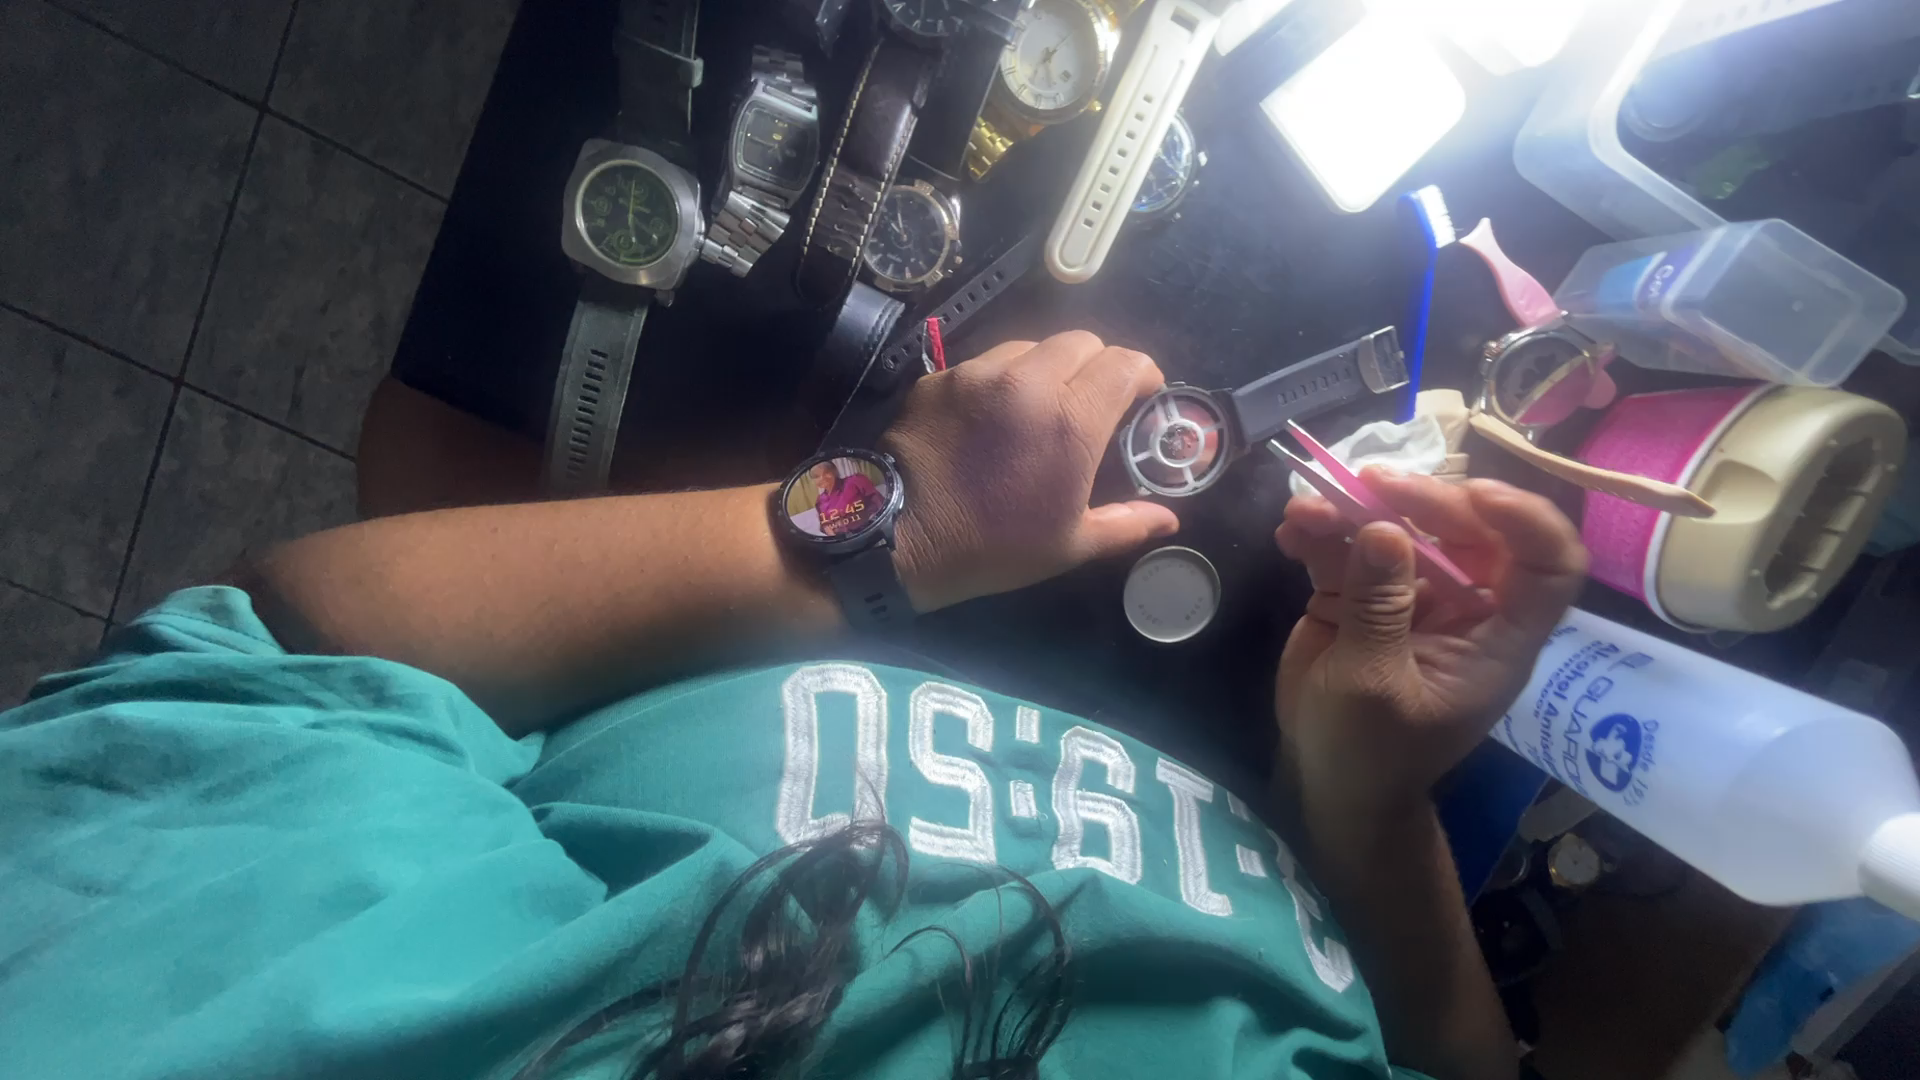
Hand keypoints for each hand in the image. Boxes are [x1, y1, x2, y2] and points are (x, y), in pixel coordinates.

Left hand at [883, 331, 1180, 611]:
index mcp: (1070, 420)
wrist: (898, 540)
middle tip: (1091, 400)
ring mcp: (977, 374)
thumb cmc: (992, 547)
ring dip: (1047, 367)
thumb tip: (1170, 518)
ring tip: (1039, 404)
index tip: (1143, 394)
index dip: (1143, 374)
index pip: (1124, 363)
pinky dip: (1000, 380)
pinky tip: (991, 414)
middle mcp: (1028, 381)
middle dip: (1097, 365)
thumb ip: (1126, 523)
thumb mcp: (1068, 545)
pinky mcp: (939, 378)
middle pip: (1082, 341)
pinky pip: (984, 364)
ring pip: (1030, 346)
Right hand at [1273, 471, 1586, 816]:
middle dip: (1417, 502)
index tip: (1475, 494)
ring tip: (1303, 509)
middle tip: (1365, 482)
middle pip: (1460, 532)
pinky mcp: (1355, 599)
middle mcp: (1458, 606)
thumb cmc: (1368, 749)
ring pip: (1392, 534)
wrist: (1327, 778)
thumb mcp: (1374, 682)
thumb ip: (1378, 608)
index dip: (1525, 521)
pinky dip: (1315, 535)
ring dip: (1349, 513)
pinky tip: (1289, 531)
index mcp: (1494, 635)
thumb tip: (1379, 529)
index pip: (1544, 566)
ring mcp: (1403, 599)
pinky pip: (1341, 552)